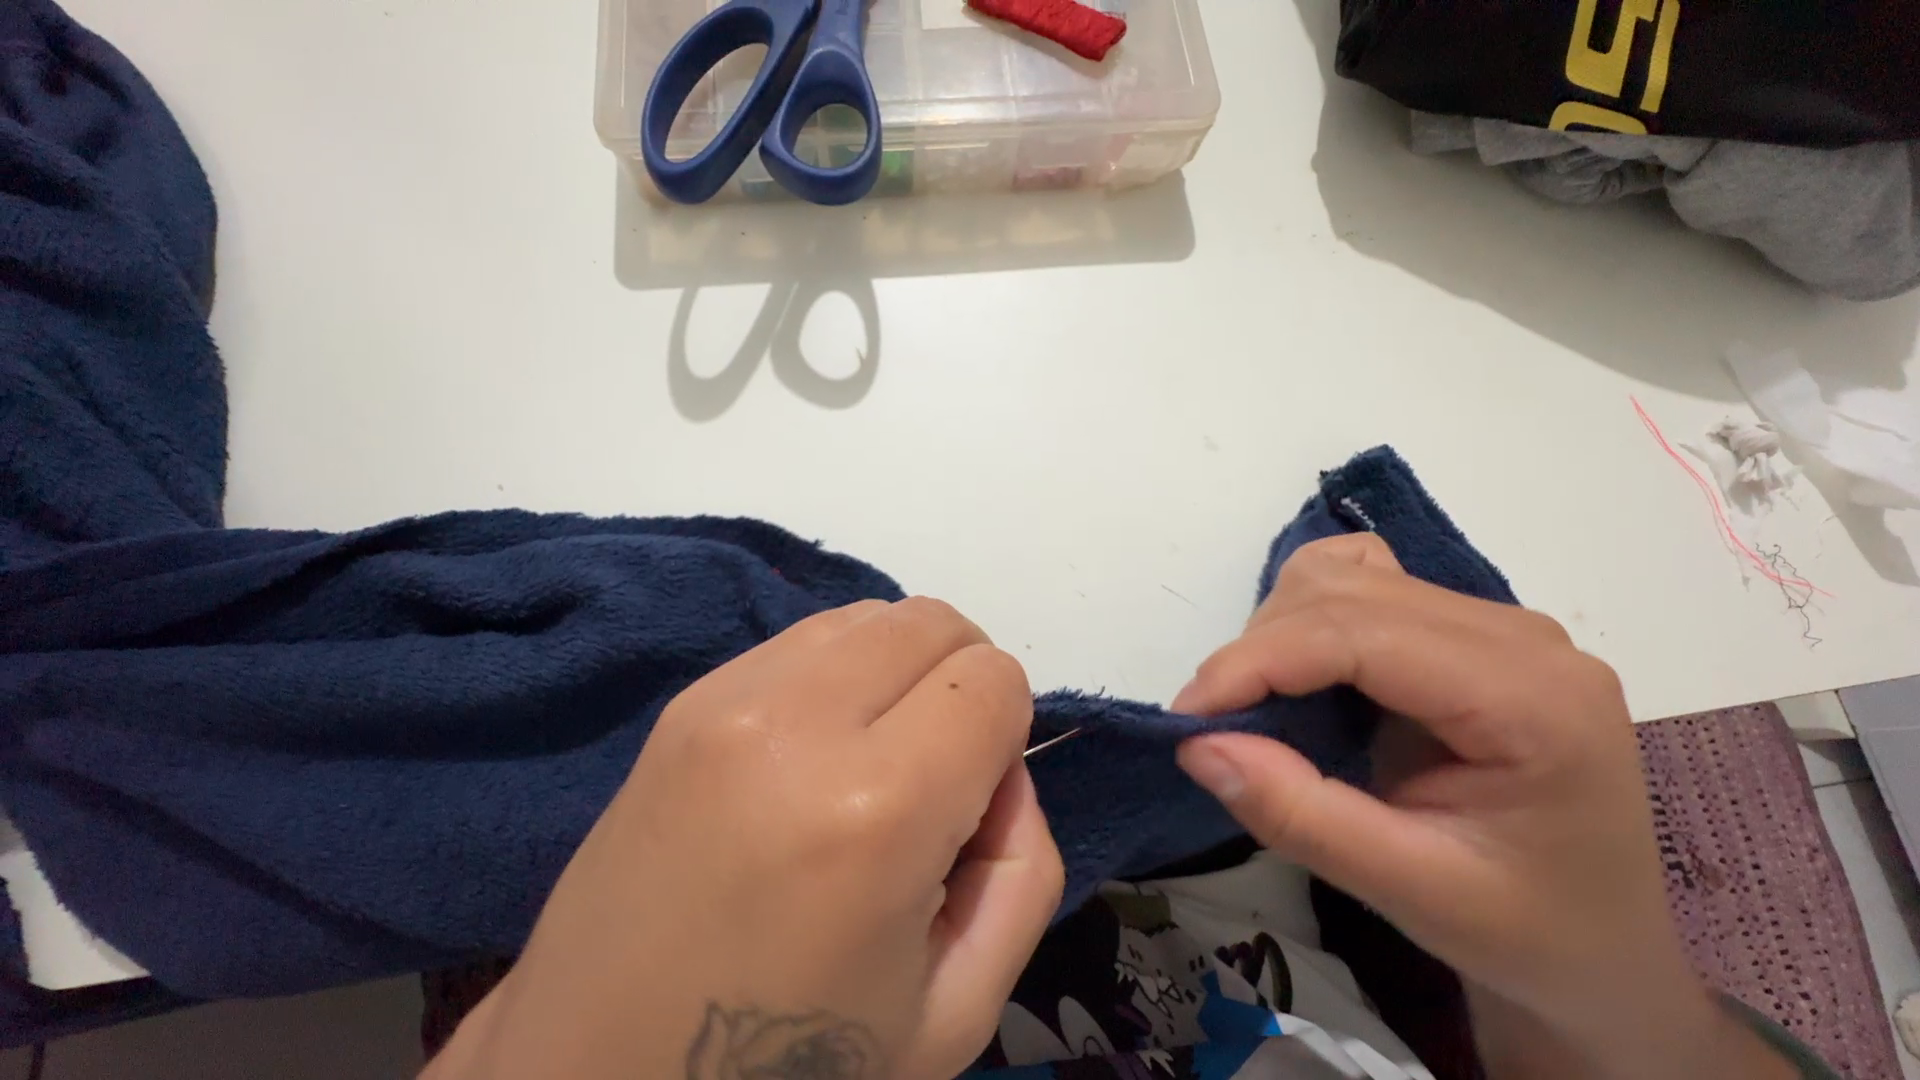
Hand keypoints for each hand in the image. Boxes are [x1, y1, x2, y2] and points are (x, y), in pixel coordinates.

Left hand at [426, 598, 1064, 1079]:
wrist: (593, 1077)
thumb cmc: (789, 1069)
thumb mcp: (958, 1007)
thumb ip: (1022, 866)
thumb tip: (1001, 768)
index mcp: (875, 809)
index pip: (994, 680)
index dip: (1007, 736)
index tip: (973, 802)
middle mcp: (796, 725)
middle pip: (933, 622)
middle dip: (962, 681)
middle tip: (934, 773)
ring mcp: (725, 701)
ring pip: (868, 617)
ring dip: (898, 670)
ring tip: (870, 758)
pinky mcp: (684, 701)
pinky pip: (802, 642)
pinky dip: (837, 675)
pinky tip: (809, 755)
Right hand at [1171, 535, 1795, 1079]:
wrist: (1599, 946)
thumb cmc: (1523, 931)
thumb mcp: (1410, 892)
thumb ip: (1300, 816)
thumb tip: (1196, 744)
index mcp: (1531, 697)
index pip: (1360, 632)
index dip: (1257, 661)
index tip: (1188, 717)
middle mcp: (1520, 636)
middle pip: (1346, 591)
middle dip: (1260, 652)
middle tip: (1220, 729)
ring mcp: (1497, 626)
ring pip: (1345, 576)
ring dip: (1279, 633)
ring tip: (1265, 709)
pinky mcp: (1467, 631)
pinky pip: (1364, 582)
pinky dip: (1309, 616)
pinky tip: (1308, 673)